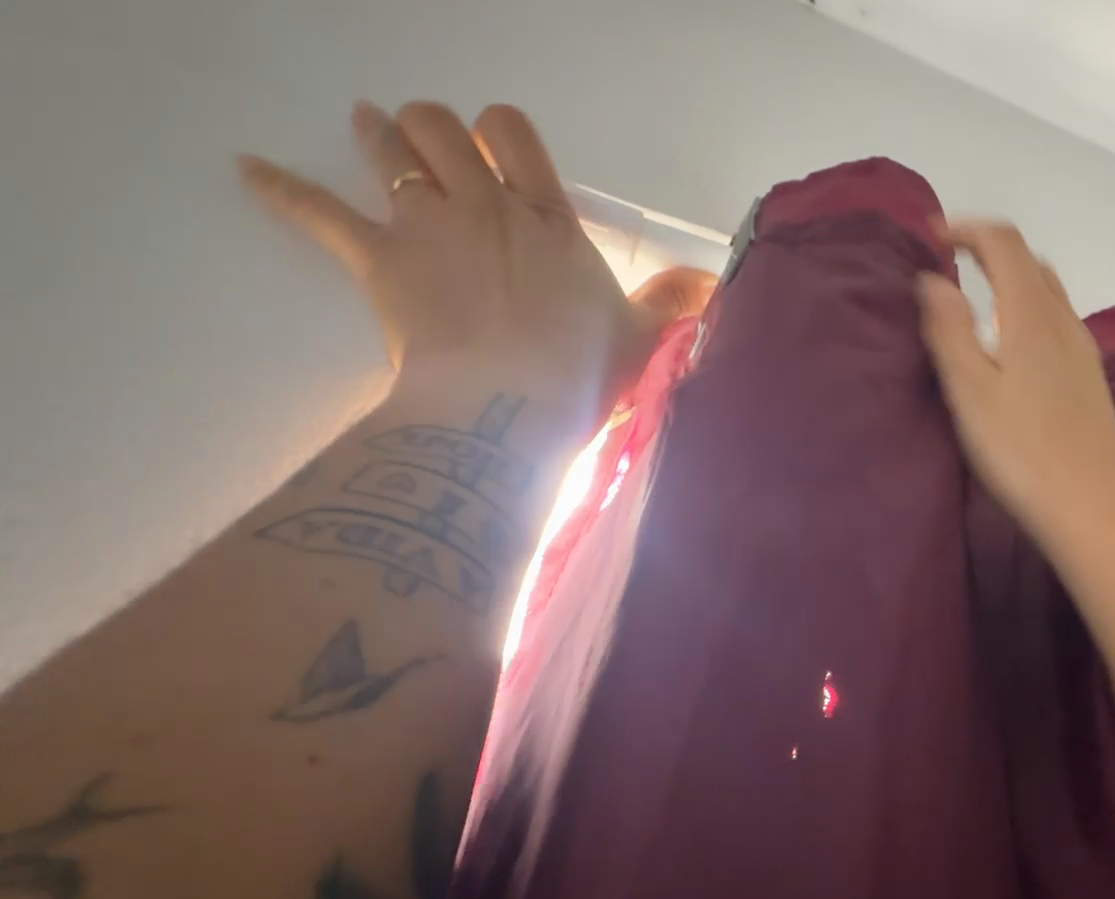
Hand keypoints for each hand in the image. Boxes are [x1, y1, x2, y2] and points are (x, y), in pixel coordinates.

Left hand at [241, 101, 673, 418]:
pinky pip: (320, 212)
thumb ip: (674, 301)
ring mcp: (427, 226)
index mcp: (546, 217)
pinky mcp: (380, 260)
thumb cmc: (585, 371)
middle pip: (442, 128)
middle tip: (438, 153)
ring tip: (372, 129)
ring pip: (389, 149)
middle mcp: (484, 204)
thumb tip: (715, 281)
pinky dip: (283, 189)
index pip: (513, 134)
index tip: (500, 153)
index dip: (501, 134)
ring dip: (380, 137)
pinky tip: (250, 170)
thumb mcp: (644, 336)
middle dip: (436, 132)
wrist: (512, 405)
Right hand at [918, 220, 1114, 552]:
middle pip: (1031, 264)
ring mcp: (1085, 356)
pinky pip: (1058, 327)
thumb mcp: (971, 392)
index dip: (967, 228)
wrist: (1095, 511)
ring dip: (1013, 284)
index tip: (932, 235)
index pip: (1004, 243)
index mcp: (1033, 316)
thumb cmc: (1024, 453)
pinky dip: (1029, 316)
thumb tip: (933, 279)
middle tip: (953, 264)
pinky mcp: (1092, 386)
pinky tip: (1013, 354)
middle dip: (991, 251)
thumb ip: (949, 330)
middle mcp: (1066, 324)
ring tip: (978, 306)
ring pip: (1049, 297)